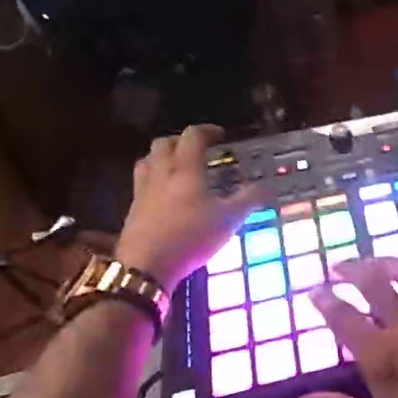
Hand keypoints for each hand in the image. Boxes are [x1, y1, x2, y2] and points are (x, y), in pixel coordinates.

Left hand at [116, 125, 265, 289]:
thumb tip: (266, 187)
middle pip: (164, 143)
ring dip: (161, 158)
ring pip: (147, 160)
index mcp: (185, 168)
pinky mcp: (132, 209)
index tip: (220, 136)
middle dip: (181, 141)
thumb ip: (248, 201)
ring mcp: (142, 190)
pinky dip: (153, 181)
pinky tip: (164, 198)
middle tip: (197, 151)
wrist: (146, 266)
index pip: (193, 136)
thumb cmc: (190, 237)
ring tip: (176, 169)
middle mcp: (160, 172)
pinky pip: (141, 184)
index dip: (207, 131)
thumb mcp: (228, 220)